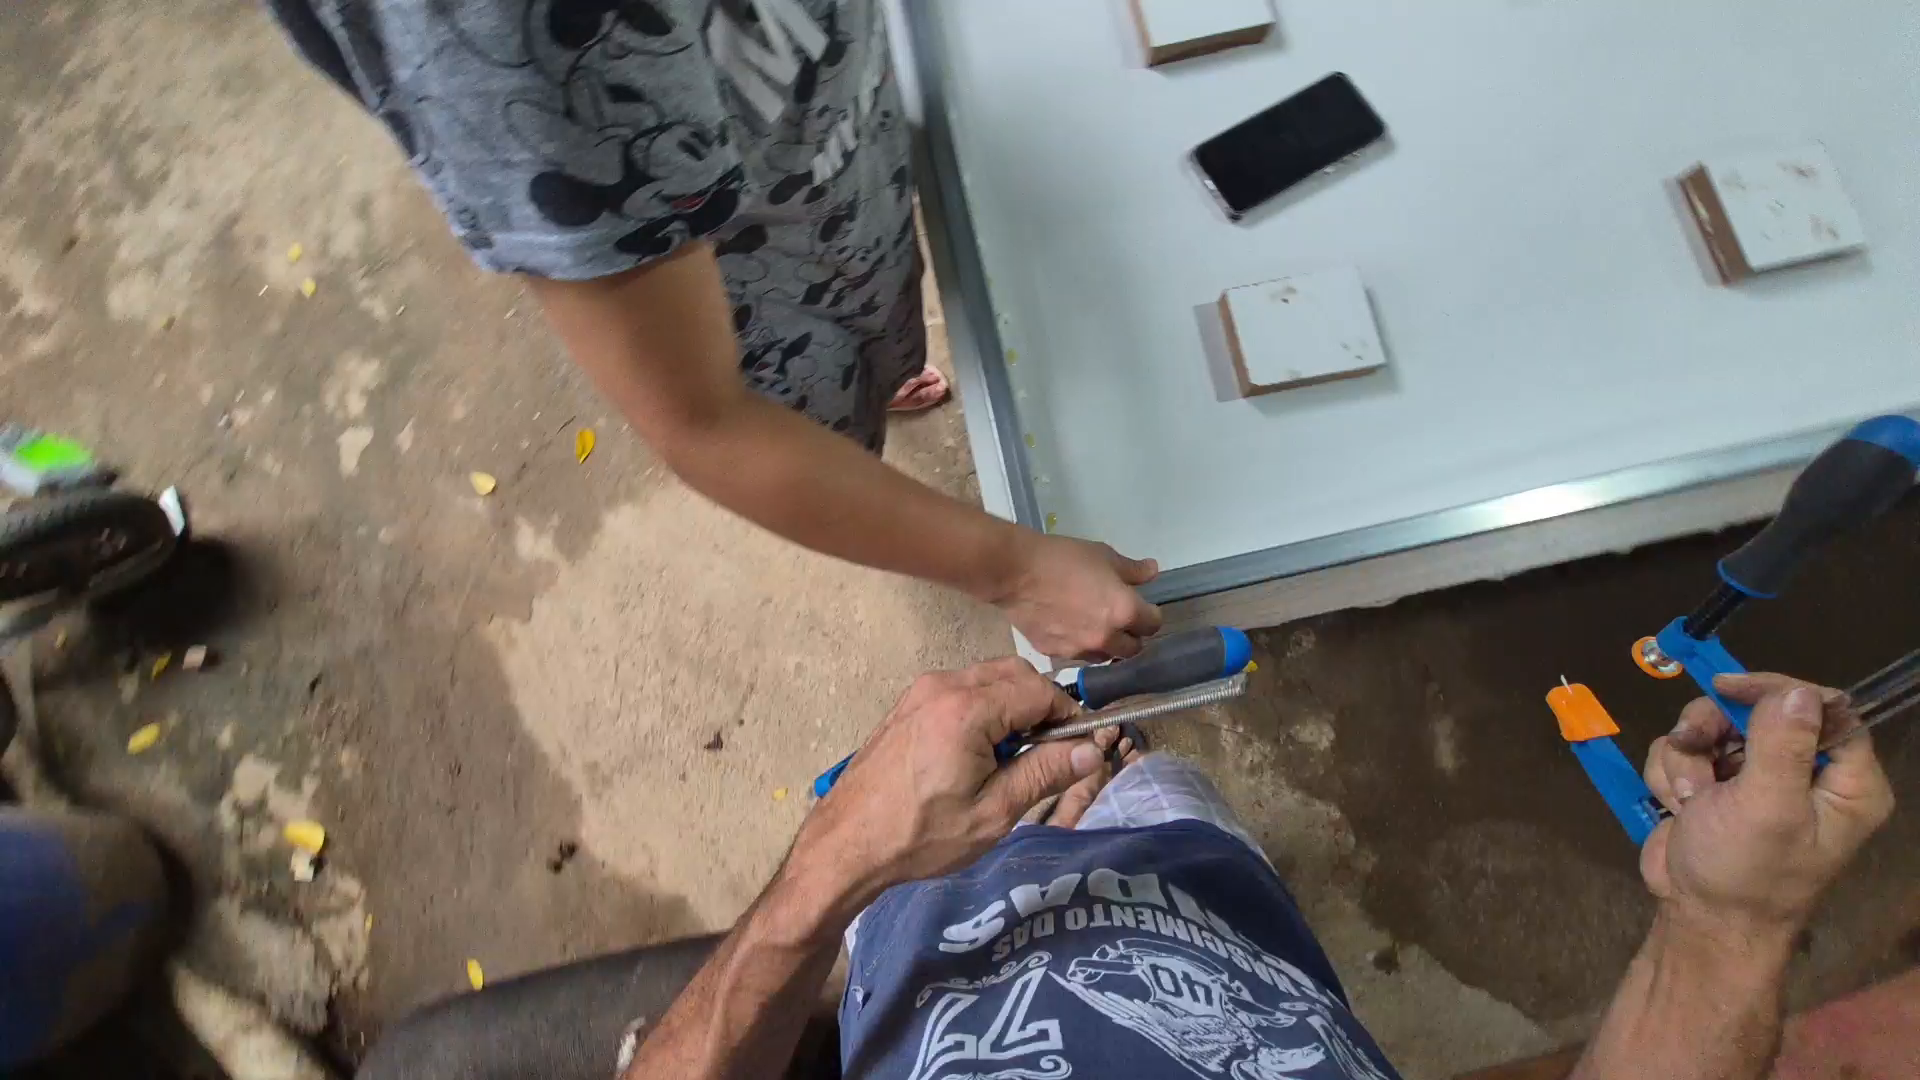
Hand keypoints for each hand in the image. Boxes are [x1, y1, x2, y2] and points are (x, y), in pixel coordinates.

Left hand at [791, 659, 1106, 908]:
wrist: (846, 843)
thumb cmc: (920, 836)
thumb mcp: (992, 813)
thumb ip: (1044, 773)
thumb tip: (1091, 750)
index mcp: (966, 709)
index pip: (1039, 690)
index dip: (1067, 715)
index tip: (1078, 746)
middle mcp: (943, 685)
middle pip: (1015, 673)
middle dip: (1042, 704)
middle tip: (1049, 751)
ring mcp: (922, 689)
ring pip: (989, 677)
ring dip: (1013, 704)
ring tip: (1014, 755)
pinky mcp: (910, 701)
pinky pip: (962, 688)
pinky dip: (985, 705)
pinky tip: (981, 748)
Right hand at [992, 533, 1162, 659]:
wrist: (1017, 572)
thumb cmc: (1063, 558)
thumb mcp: (1103, 555)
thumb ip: (1132, 570)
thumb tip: (1153, 571)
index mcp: (1125, 612)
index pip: (1153, 625)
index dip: (1149, 614)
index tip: (1141, 606)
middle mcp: (1107, 638)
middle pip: (1132, 649)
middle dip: (1130, 635)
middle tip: (1118, 618)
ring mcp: (1080, 650)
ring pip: (1104, 656)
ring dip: (1105, 645)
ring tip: (1092, 626)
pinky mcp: (1055, 654)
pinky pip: (1076, 655)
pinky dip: (1077, 645)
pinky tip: (1067, 627)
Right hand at [1640, 673, 1893, 944]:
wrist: (1701, 911)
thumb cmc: (1749, 868)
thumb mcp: (1768, 806)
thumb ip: (1780, 746)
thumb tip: (1797, 693)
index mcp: (1842, 782)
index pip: (1825, 711)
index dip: (1777, 692)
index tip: (1727, 687)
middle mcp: (1801, 774)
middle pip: (1750, 713)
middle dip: (1710, 729)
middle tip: (1692, 745)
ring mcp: (1750, 780)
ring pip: (1704, 731)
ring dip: (1683, 759)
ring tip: (1688, 798)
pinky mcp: (1708, 785)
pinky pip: (1678, 752)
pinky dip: (1668, 774)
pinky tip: (1678, 804)